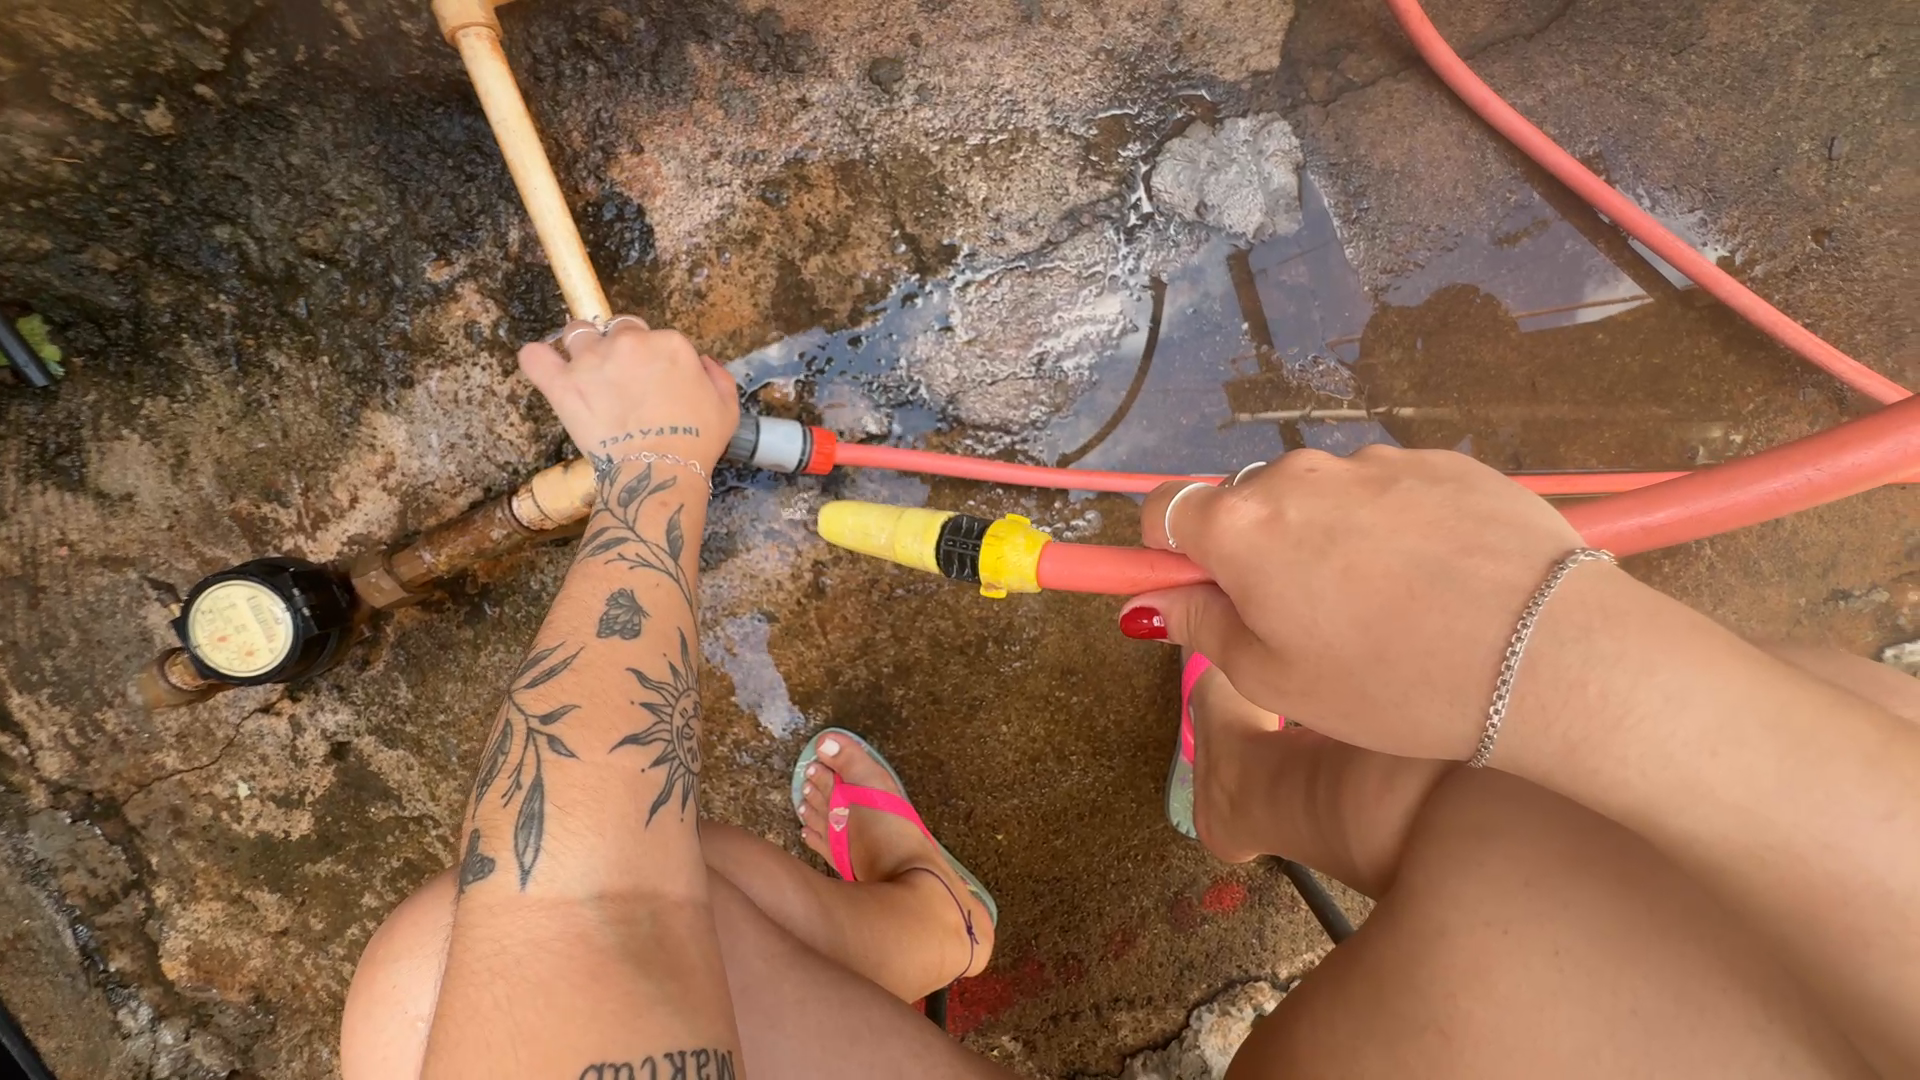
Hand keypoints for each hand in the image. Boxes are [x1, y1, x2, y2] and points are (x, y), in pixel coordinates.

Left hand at [518, 318, 739, 469]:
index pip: (657, 337)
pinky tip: (548, 368)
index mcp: (670, 344)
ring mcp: (591, 360)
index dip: (656, 359)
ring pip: (577, 333)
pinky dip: (539, 359)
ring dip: (582, 348)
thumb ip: (718, 377)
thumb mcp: (727, 409)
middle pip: (618, 328)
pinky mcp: (562, 383)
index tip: (656, 382)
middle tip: (624, 381)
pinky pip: (535, 356)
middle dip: (621, 347)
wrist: (659, 470)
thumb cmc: (698, 442)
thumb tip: (703, 362)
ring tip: (589, 374)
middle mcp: (629, 342)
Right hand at [1124, 446, 1606, 760]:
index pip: (1163, 509)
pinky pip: (1382, 487)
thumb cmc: (1390, 684)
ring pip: (1315, 495)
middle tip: (1303, 613)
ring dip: (1321, 534)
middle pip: (1242, 503)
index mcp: (1239, 527)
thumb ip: (1198, 625)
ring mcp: (1371, 459)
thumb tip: (1148, 601)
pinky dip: (1386, 522)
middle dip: (1252, 549)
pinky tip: (1434, 575)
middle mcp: (1294, 475)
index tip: (1204, 591)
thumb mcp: (1272, 678)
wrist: (1557, 659)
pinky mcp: (1438, 458)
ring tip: (1384, 598)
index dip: (1170, 551)